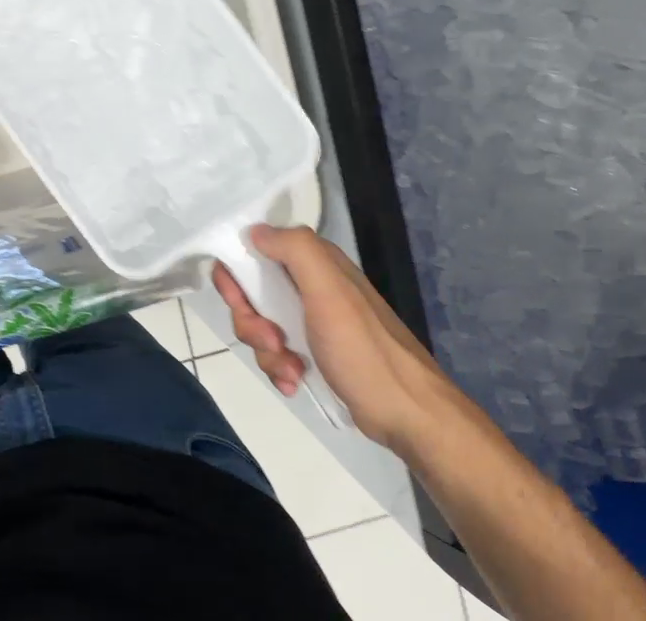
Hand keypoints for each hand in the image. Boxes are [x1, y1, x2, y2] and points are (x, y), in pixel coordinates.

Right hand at [213, 225, 461, 453]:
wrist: (407, 415)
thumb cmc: (365, 351)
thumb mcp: (330, 293)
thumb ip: (296, 251)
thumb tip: (256, 231)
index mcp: (317, 265)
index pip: (256, 249)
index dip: (238, 273)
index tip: (241, 300)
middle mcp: (312, 286)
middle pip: (252, 292)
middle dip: (251, 321)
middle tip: (272, 340)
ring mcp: (313, 322)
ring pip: (261, 326)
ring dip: (267, 351)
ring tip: (291, 371)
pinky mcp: (314, 353)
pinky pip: (276, 353)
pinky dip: (279, 369)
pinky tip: (295, 383)